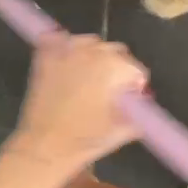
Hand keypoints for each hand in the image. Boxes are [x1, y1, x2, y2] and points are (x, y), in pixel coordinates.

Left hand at [10, 34, 147, 170]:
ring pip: (90, 43)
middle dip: (116, 69)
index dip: (135, 86)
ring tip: (87, 79)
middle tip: (108, 92)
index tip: (128, 101)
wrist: (44, 146)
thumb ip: (140, 114)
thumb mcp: (123, 131)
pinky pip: (60, 40)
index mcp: (114, 67)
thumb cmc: (85, 140)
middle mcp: (92, 51)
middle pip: (115, 52)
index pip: (136, 69)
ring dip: (93, 57)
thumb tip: (142, 105)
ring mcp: (66, 50)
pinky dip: (65, 47)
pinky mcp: (45, 56)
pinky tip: (67, 64)